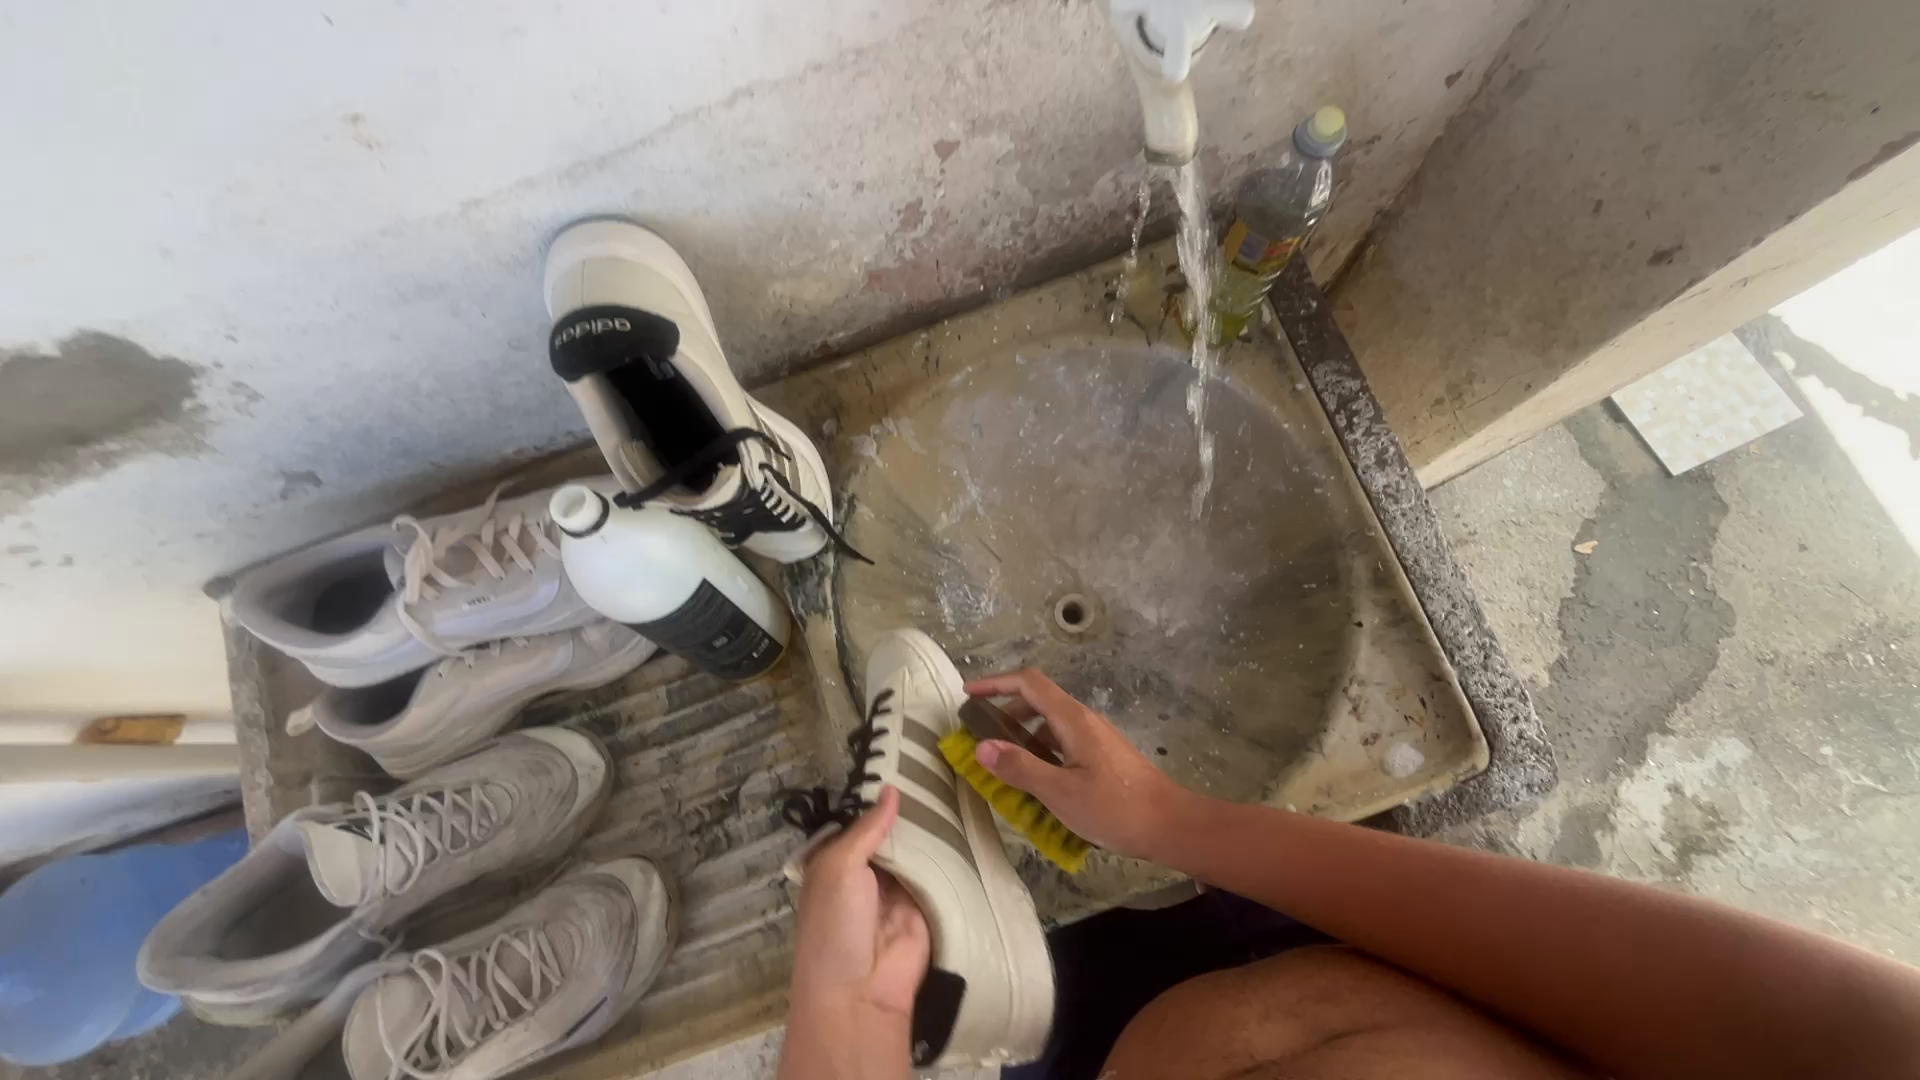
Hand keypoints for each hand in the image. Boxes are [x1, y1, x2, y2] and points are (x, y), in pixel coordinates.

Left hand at [779, 787, 928, 1079]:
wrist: (862, 993)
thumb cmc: (834, 924)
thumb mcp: (838, 868)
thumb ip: (867, 828)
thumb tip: (890, 789)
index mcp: (836, 861)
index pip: (858, 820)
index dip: (876, 795)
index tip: (902, 758)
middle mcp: (867, 871)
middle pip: (890, 832)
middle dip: (908, 808)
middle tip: (937, 765)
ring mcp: (898, 887)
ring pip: (916, 848)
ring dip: (931, 826)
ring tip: (955, 782)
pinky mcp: (926, 902)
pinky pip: (939, 870)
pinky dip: (950, 851)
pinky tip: (966, 818)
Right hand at [964, 668, 1195, 861]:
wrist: (1170, 825)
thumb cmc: (1116, 808)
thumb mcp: (1060, 792)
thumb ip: (1020, 768)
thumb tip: (981, 746)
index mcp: (1072, 719)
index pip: (1028, 683)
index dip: (995, 683)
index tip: (967, 694)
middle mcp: (1082, 720)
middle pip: (1037, 699)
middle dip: (1004, 711)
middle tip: (980, 735)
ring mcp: (1094, 737)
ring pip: (1049, 723)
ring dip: (1022, 734)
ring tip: (1002, 762)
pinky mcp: (1101, 755)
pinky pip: (1061, 741)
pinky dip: (1040, 751)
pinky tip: (1035, 780)